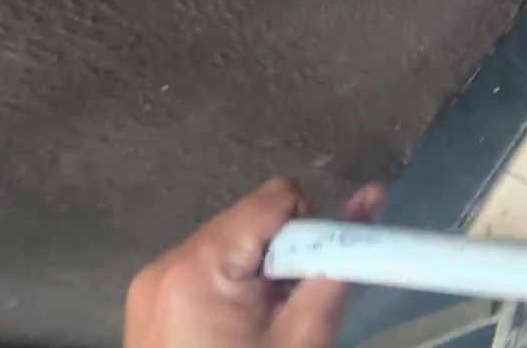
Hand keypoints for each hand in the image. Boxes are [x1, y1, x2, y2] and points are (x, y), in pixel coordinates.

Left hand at [125, 176, 385, 347]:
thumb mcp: (305, 332)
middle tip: (287, 302)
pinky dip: (241, 276)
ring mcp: (155, 279)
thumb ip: (341, 257)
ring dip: (265, 263)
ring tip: (262, 316)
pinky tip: (239, 320)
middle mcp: (170, 260)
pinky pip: (216, 257)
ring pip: (241, 234)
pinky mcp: (153, 295)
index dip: (309, 230)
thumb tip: (374, 194)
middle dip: (287, 249)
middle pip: (259, 215)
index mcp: (200, 265)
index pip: (281, 197)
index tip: (305, 278)